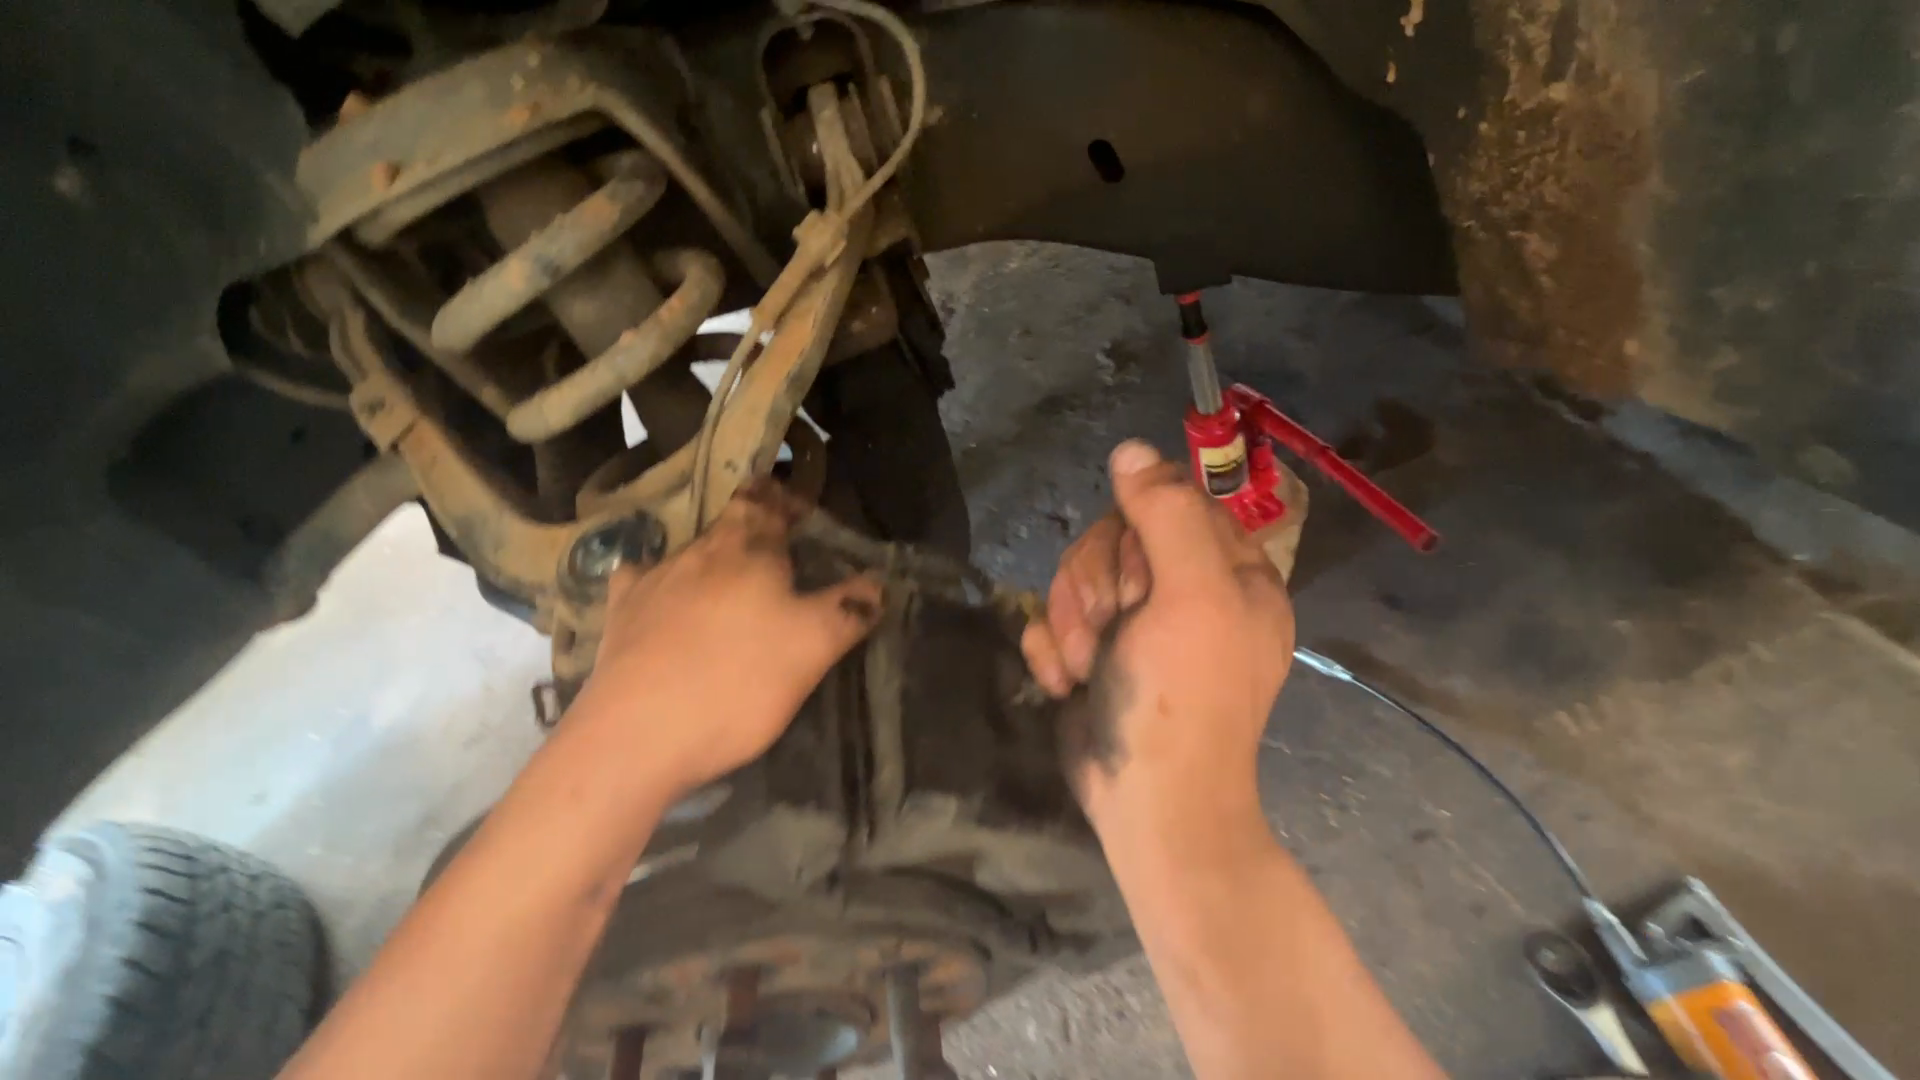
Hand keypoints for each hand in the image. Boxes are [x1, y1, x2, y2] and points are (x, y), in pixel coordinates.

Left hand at [568, 481, 881, 800]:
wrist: (637, 735)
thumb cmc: (738, 681)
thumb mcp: (814, 646)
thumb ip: (848, 608)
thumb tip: (877, 583)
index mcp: (748, 549)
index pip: (767, 501)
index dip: (785, 496)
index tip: (800, 504)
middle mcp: (697, 551)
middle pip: (729, 524)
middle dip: (754, 527)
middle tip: (777, 548)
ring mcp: (652, 580)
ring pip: (690, 553)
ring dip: (713, 558)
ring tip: (730, 583)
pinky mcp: (620, 615)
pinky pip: (644, 583)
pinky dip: (661, 584)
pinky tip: (664, 602)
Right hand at [1021, 441, 1294, 834]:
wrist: (1148, 803)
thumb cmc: (1182, 698)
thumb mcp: (1191, 596)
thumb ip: (1166, 515)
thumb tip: (1131, 449)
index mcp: (1231, 573)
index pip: (1169, 503)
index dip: (1136, 534)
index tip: (1139, 583)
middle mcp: (1187, 593)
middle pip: (1112, 538)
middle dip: (1094, 585)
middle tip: (1108, 630)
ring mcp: (1138, 626)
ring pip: (1077, 577)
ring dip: (1069, 622)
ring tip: (1085, 667)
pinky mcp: (1097, 655)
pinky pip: (1055, 620)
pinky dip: (1052, 650)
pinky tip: (1067, 682)